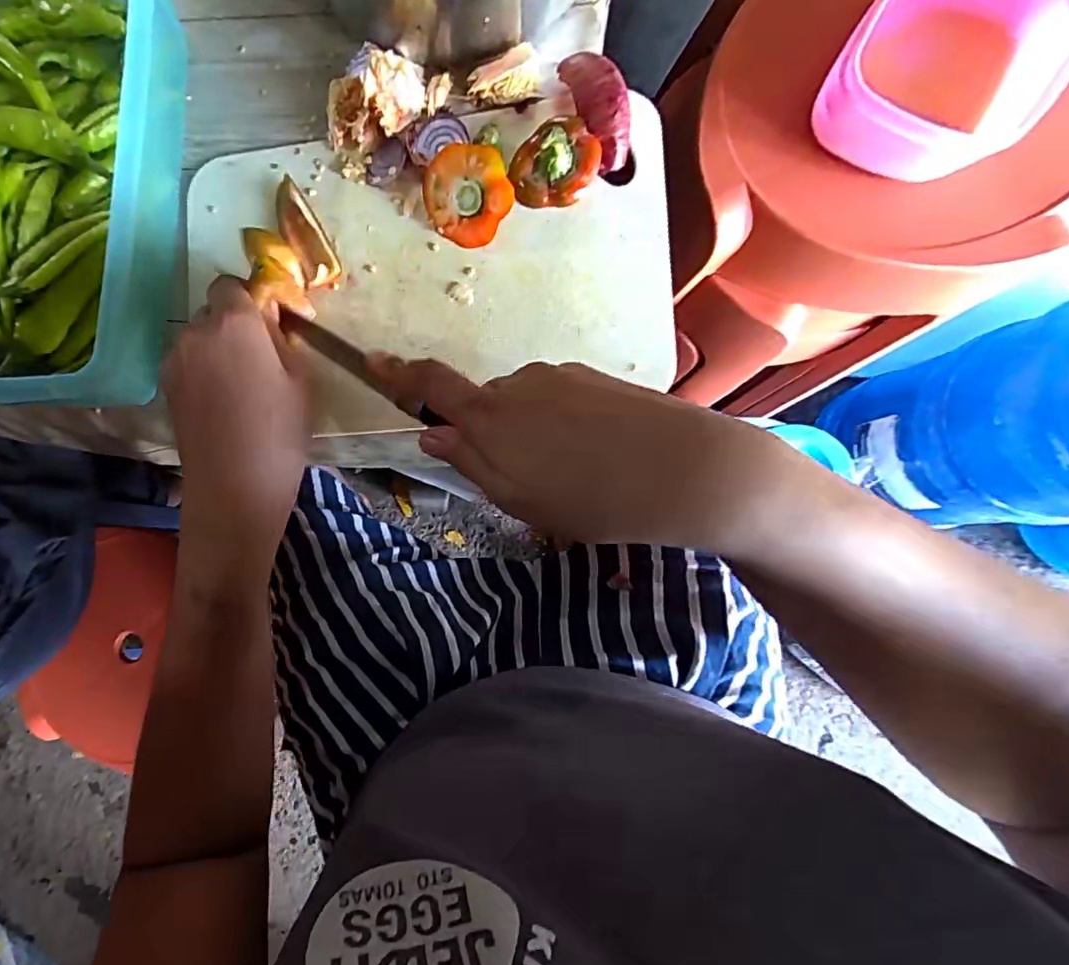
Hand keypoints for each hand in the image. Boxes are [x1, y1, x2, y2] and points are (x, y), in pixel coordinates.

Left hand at [164, 275, 309, 579]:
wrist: (232, 488)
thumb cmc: (278, 434)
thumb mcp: (299, 380)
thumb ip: (281, 338)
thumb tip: (269, 320)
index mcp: (234, 322)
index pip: (232, 285)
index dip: (249, 299)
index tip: (268, 323)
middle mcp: (195, 333)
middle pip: (212, 312)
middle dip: (232, 324)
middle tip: (257, 355)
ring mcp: (175, 362)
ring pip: (196, 339)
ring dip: (215, 349)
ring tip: (238, 384)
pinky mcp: (166, 390)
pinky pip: (186, 365)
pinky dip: (201, 371)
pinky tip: (219, 402)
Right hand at [372, 357, 818, 554]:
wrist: (696, 474)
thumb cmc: (592, 499)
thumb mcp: (517, 497)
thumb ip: (468, 462)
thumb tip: (430, 435)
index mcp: (492, 416)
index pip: (432, 387)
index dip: (398, 375)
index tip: (372, 361)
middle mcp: (521, 383)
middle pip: (480, 403)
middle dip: (484, 433)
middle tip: (518, 479)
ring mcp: (563, 376)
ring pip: (521, 404)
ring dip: (525, 433)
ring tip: (566, 475)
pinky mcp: (598, 379)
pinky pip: (555, 399)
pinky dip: (557, 425)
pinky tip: (592, 457)